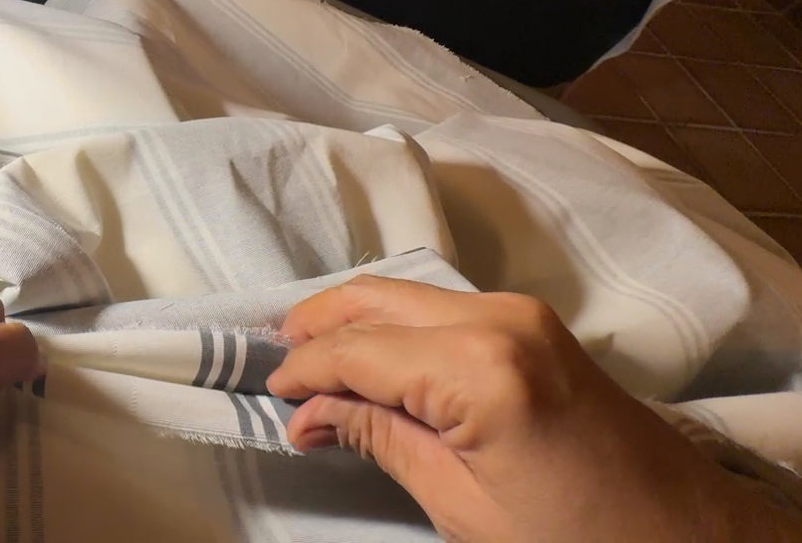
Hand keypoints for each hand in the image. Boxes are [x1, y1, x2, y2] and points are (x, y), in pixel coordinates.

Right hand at [268, 277, 801, 542]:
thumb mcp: (464, 507)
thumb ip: (378, 438)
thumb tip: (306, 415)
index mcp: (479, 367)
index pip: (358, 350)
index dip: (306, 369)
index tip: (273, 393)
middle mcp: (493, 316)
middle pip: (372, 300)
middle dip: (316, 324)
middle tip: (278, 358)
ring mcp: (515, 310)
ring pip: (399, 293)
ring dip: (350, 318)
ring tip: (312, 353)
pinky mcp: (527, 319)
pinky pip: (433, 304)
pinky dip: (390, 322)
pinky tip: (370, 350)